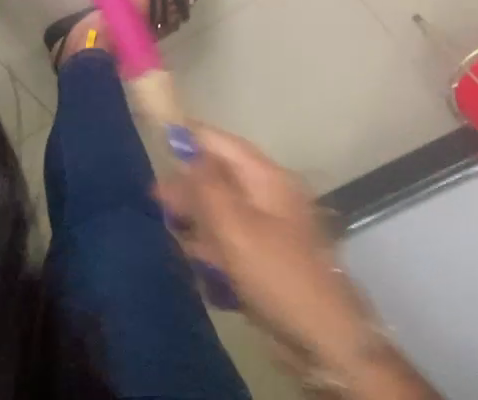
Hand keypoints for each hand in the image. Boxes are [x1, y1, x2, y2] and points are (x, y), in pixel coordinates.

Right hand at [160, 127, 382, 376]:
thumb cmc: (276, 273)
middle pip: (217, 176)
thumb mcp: (233, 224)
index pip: (218, 142)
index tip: (152, 141)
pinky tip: (199, 264)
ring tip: (175, 236)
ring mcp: (269, 228)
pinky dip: (210, 247)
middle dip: (186, 188)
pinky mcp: (265, 258)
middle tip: (156, 202)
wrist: (324, 340)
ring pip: (219, 210)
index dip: (185, 137)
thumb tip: (181, 144)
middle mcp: (269, 196)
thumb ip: (204, 183)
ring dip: (195, 221)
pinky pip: (228, 240)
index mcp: (267, 178)